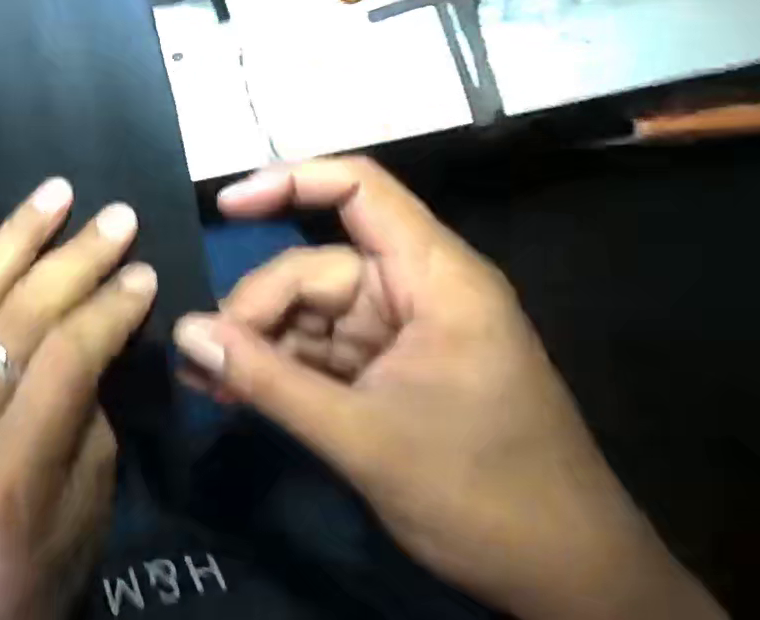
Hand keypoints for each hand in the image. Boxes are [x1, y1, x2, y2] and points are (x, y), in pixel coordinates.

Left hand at [0, 178, 157, 619]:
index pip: (63, 357)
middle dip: (76, 260)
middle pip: (18, 316)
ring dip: (17, 238)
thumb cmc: (60, 531)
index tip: (146, 273)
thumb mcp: (98, 472)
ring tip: (57, 193)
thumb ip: (93, 386)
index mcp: (14, 460)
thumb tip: (109, 303)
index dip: (109, 308)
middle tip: (119, 219)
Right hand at [173, 158, 724, 619]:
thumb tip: (185, 332)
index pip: (359, 191)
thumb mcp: (363, 439)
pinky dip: (278, 366)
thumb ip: (268, 381)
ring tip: (207, 382)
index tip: (226, 206)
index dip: (290, 181)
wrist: (574, 592)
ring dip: (258, 343)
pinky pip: (319, 347)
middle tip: (205, 360)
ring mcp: (400, 330)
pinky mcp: (389, 367)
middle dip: (256, 309)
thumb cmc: (486, 500)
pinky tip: (234, 391)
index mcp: (434, 279)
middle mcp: (415, 290)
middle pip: (314, 267)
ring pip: (308, 310)